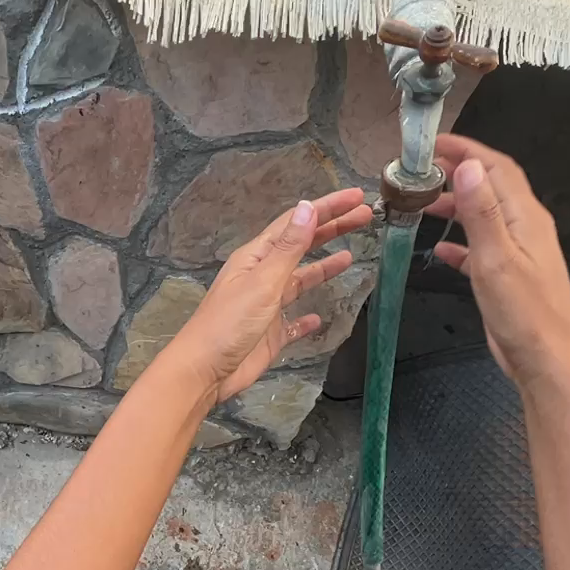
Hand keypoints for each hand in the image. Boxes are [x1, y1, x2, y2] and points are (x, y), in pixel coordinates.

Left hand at [158, 188, 374, 402]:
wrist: (204, 372)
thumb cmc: (228, 324)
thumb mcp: (262, 281)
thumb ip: (288, 248)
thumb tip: (307, 207)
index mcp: (255, 259)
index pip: (295, 224)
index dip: (326, 208)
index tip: (357, 197)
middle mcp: (261, 278)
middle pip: (301, 247)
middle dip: (331, 231)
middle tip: (365, 217)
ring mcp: (265, 308)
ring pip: (299, 282)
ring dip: (323, 268)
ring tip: (350, 257)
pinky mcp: (269, 336)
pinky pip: (292, 323)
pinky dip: (306, 319)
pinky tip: (318, 317)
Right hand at [424, 135, 569, 385]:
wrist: (545, 358)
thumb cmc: (523, 312)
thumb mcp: (496, 259)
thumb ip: (481, 213)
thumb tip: (467, 167)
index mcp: (524, 217)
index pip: (496, 169)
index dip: (467, 150)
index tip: (432, 143)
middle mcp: (523, 227)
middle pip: (490, 187)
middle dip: (458, 171)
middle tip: (419, 171)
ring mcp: (517, 251)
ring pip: (483, 215)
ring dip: (455, 204)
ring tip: (421, 203)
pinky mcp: (507, 275)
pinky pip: (480, 247)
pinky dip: (458, 241)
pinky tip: (438, 248)